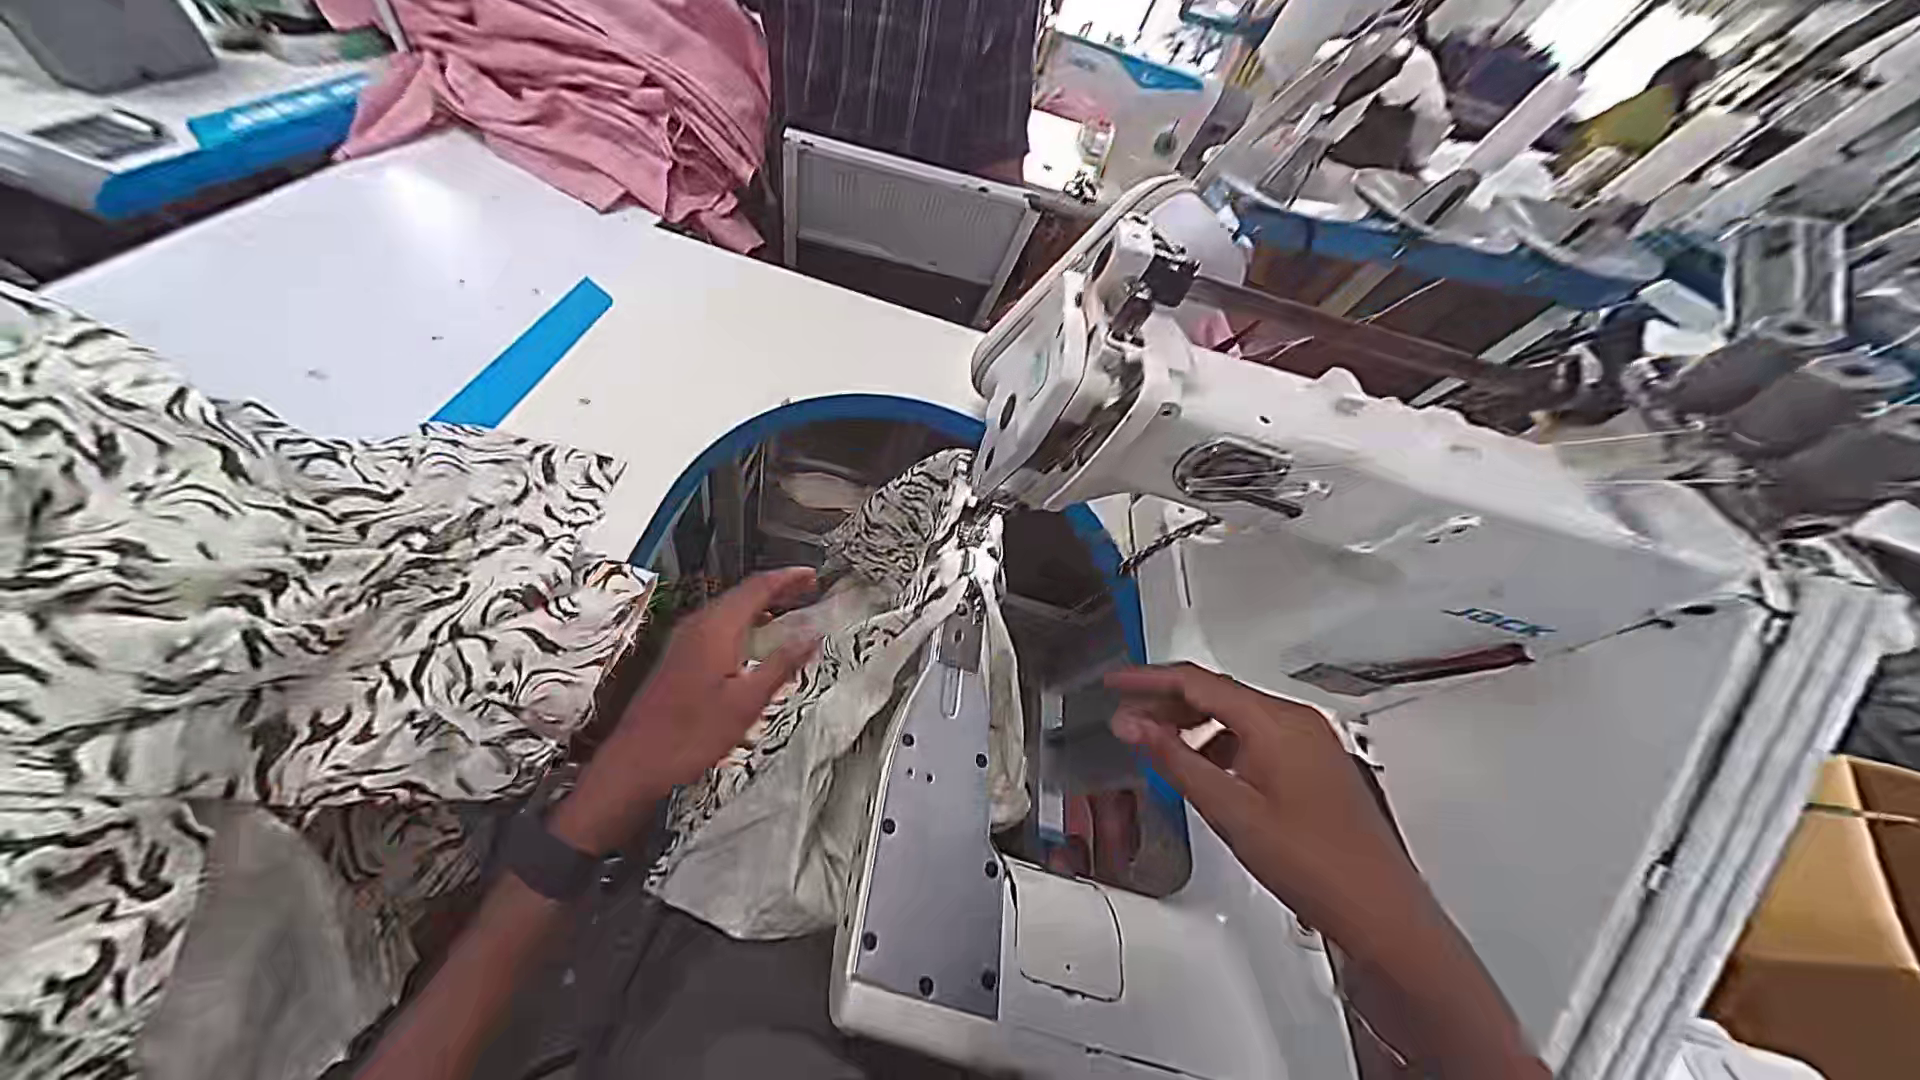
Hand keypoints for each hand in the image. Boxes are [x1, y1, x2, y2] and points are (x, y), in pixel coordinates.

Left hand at [550, 568, 820, 854]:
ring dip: (762, 603)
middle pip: (744, 592)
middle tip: (807, 589)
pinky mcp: (681, 656)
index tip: (812, 575)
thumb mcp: (748, 701)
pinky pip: (719, 623)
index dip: (788, 578)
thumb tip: (811, 636)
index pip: (758, 587)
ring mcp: (686, 640)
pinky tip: (756, 637)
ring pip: (731, 607)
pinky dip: (746, 620)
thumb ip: (782, 663)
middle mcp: (698, 627)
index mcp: (716, 629)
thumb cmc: (688, 736)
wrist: (636, 763)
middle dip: (778, 587)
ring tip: (789, 608)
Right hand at [1105, 663, 1417, 944]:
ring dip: (1190, 723)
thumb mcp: (1229, 809)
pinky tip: (1199, 765)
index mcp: (1276, 722)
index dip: (1148, 679)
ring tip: (1155, 741)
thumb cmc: (1319, 866)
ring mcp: (1307, 741)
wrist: (1382, 916)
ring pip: (1233, 714)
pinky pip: (1253, 735)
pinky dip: (1217, 742)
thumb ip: (1173, 759)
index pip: (1196, 682)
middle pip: (1215, 694)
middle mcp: (1296, 722)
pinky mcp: (1311, 761)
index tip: (1116, 681)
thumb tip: (1132, 725)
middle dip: (1165, 703)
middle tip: (1127, 715)